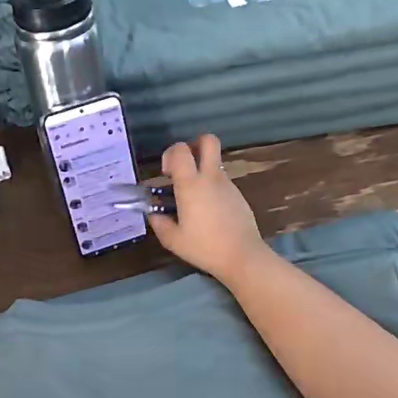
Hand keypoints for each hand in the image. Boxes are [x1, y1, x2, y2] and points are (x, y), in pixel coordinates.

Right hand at [147, 134, 270, 284]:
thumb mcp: (174, 240)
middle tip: (185, 165)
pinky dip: (213, 188)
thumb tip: (154, 214)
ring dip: (203, 171)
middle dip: (195, 144)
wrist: (243, 256)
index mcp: (191, 185)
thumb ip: (160, 224)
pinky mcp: (239, 195)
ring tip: (194, 199)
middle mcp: (211, 178)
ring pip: (215, 163)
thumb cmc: (205, 247)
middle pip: (208, 141)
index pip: (180, 150)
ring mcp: (228, 184)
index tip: (167, 173)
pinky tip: (210, 212)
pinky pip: (222, 182)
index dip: (170, 153)